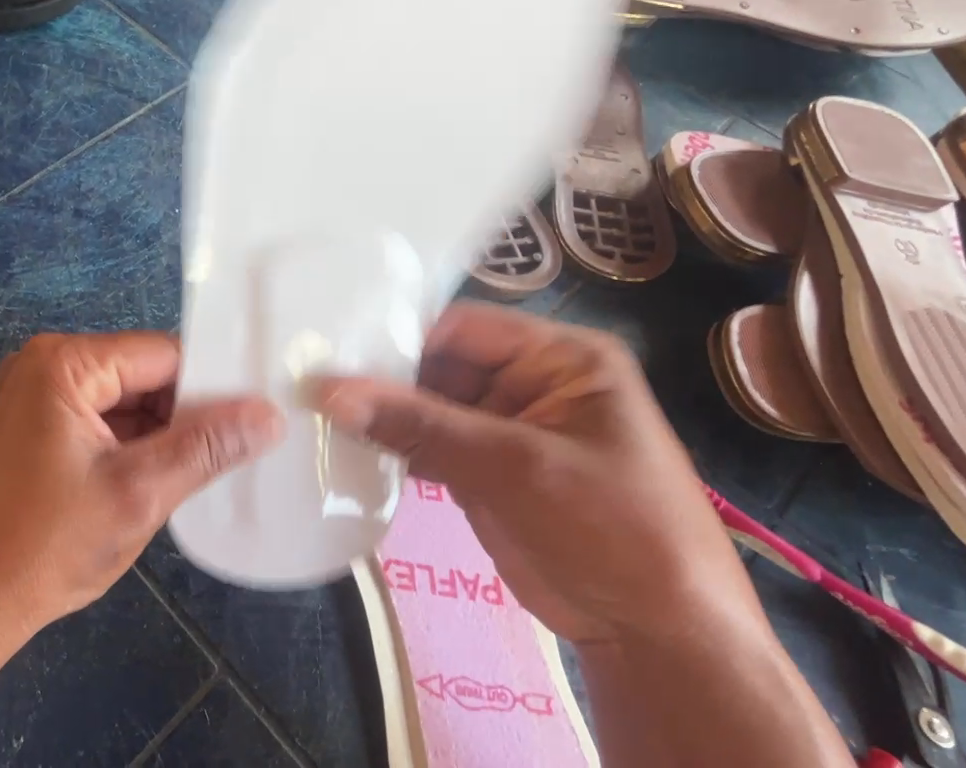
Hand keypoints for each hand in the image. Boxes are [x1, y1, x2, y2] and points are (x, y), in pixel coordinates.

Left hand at [0, 332, 282, 636]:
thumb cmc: (49, 545)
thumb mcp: (139, 493)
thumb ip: (205, 446)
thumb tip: (268, 414)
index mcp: (63, 363)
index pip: (161, 354)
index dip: (213, 383)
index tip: (261, 415)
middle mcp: (44, 364)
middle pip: (140, 373)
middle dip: (186, 411)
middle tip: (244, 448)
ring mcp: (33, 395)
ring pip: (122, 399)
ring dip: (160, 432)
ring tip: (212, 466)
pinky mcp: (32, 426)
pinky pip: (97, 419)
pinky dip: (130, 444)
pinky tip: (164, 475)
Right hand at [316, 303, 762, 647]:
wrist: (658, 638)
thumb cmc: (610, 530)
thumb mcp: (513, 466)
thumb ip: (417, 424)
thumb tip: (326, 390)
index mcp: (560, 358)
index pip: (459, 326)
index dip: (393, 336)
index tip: (327, 350)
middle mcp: (529, 382)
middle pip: (435, 364)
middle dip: (378, 379)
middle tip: (306, 383)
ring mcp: (504, 428)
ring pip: (424, 406)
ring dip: (378, 416)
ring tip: (311, 413)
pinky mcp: (484, 469)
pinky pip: (426, 444)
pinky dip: (390, 448)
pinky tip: (341, 450)